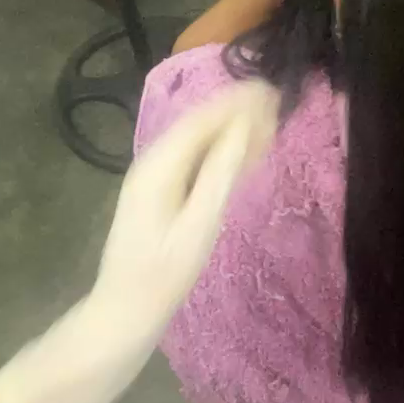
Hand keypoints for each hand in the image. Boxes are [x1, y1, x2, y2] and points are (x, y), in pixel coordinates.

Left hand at [90, 80, 279, 329]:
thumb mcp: (199, 226)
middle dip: (237, 112)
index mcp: (159, 167)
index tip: (271, 91)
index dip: (237, 103)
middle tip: (277, 105)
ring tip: (270, 123)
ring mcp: (155, 178)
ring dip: (232, 131)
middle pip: (199, 125)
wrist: (126, 311)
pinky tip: (246, 154)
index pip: (202, 120)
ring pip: (198, 142)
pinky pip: (194, 161)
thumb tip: (244, 128)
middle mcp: (153, 163)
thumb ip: (221, 174)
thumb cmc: (163, 275)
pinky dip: (221, 153)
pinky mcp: (161, 194)